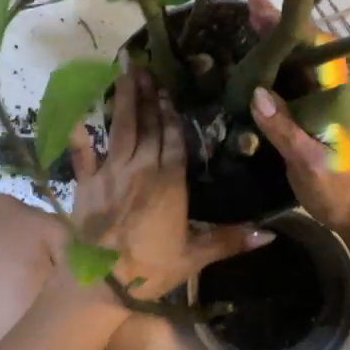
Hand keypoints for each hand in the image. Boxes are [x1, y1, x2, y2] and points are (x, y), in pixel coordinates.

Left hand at [68, 58, 271, 295]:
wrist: (99, 282)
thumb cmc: (150, 270)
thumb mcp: (194, 257)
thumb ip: (230, 240)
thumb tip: (271, 235)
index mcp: (169, 182)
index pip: (174, 140)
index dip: (171, 114)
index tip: (168, 90)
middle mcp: (141, 168)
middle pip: (147, 126)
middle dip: (147, 96)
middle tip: (146, 66)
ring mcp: (110, 173)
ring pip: (120, 129)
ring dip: (122, 100)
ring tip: (124, 72)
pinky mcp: (85, 184)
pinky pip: (82, 155)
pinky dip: (80, 136)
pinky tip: (78, 116)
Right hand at [241, 0, 349, 236]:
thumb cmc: (339, 190)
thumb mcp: (309, 162)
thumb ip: (285, 128)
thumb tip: (256, 93)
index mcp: (335, 95)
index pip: (312, 46)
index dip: (286, 23)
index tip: (260, 2)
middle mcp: (328, 91)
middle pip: (301, 49)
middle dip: (275, 25)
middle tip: (247, 2)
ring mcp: (318, 104)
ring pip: (294, 65)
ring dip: (272, 43)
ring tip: (246, 20)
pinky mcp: (308, 118)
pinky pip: (288, 85)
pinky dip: (271, 70)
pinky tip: (251, 64)